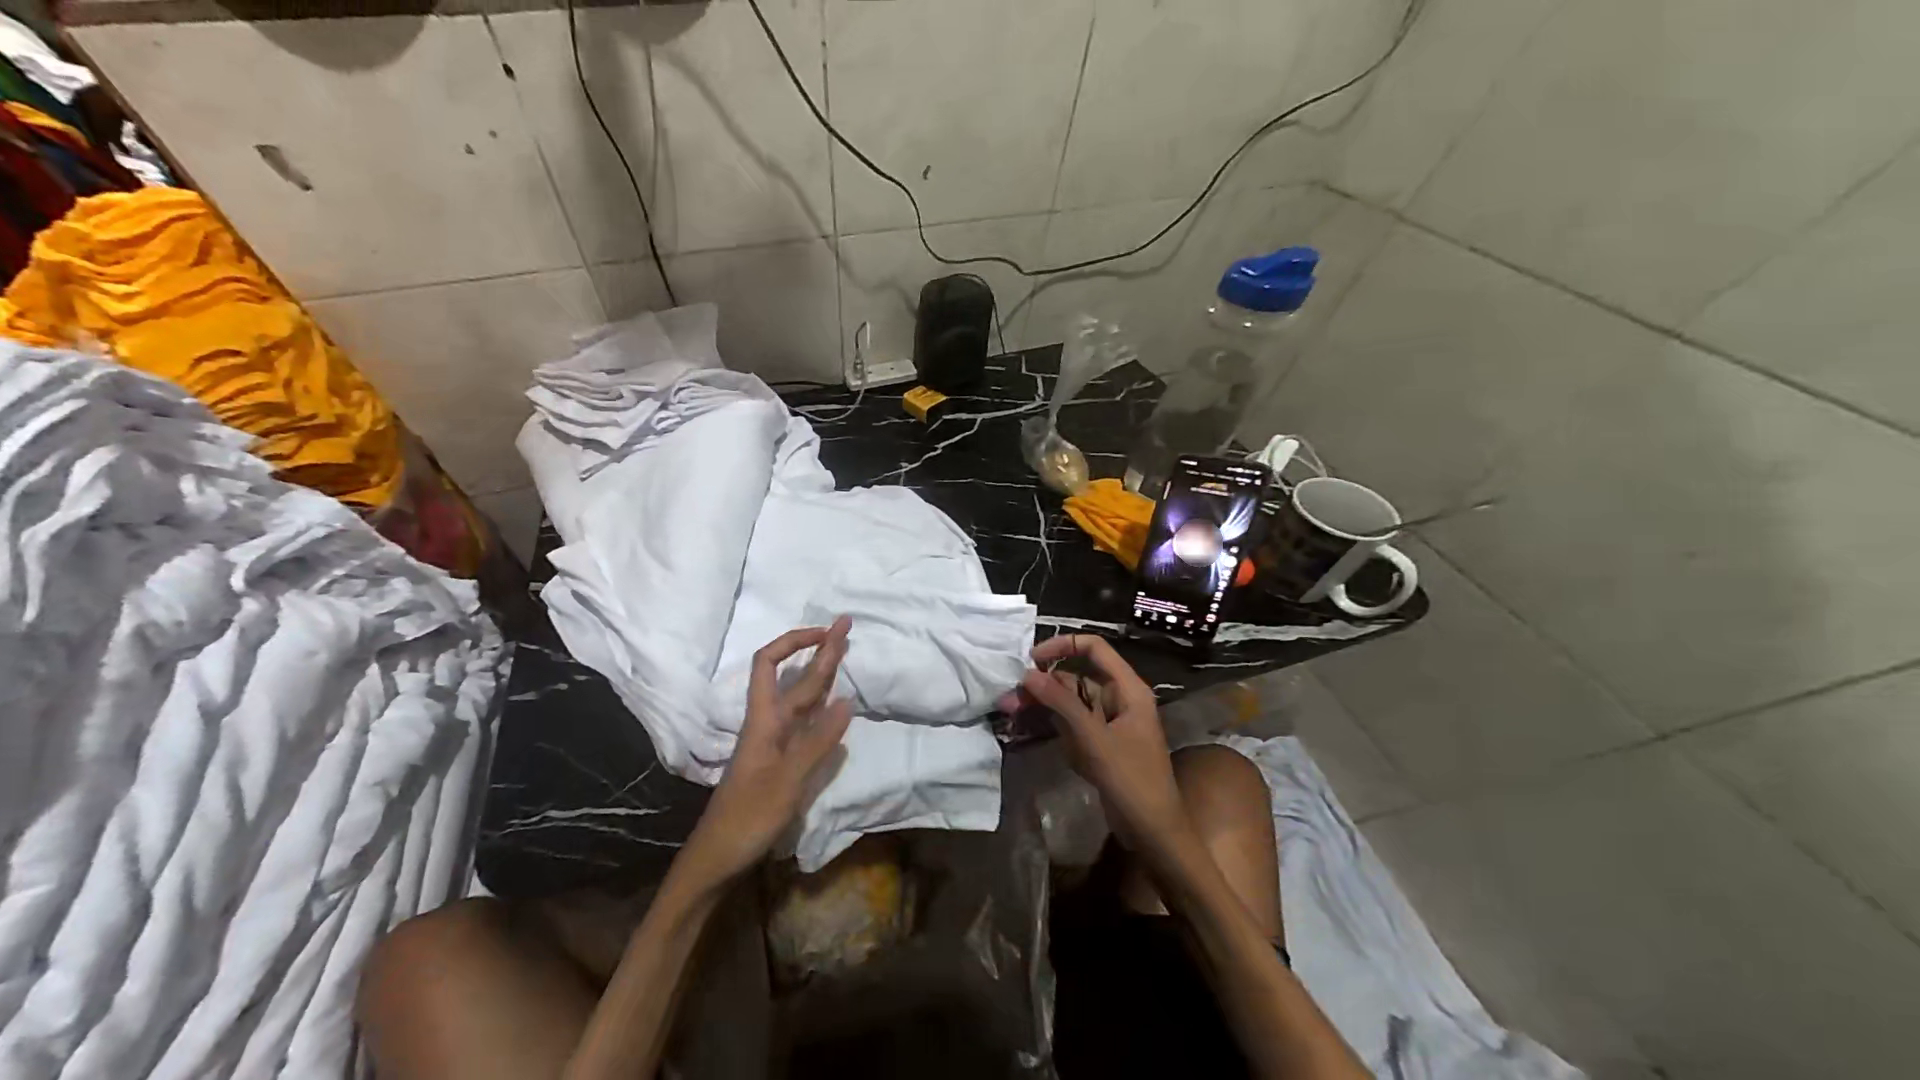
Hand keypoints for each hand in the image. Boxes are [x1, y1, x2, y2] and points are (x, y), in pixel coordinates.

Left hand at [684, 617, 855, 882]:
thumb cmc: (747, 818)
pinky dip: (824, 707)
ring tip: (844, 652)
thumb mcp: (786, 781)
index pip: (769, 663)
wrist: (718, 858)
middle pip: (794, 678)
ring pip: (801, 699)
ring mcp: (776, 743)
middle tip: (846, 626)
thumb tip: (847, 699)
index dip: (794, 641)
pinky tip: (837, 704)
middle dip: (819, 650)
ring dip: (822, 674)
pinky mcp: (782, 762)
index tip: (825, 633)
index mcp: (763, 720)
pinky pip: (806, 724)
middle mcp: (769, 724)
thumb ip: (818, 741)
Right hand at [1000, 635, 1191, 855]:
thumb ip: (1061, 704)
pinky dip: (1054, 726)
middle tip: (1010, 697)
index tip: (1032, 660)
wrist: (1154, 832)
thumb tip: (1029, 674)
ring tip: (1012, 713)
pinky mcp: (1101, 744)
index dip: (1063, 646)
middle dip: (1044, 684)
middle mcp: (1119, 699)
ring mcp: (1109, 722)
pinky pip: (1073, 725)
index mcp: (1128, 688)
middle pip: (1077, 677)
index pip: (1094, 648)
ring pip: (1071, 703)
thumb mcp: (1094, 739)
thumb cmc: (1131, 779)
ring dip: (1043, 706)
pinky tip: (1032, 732)